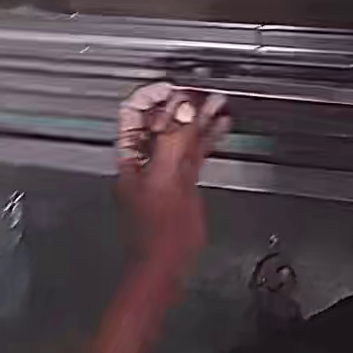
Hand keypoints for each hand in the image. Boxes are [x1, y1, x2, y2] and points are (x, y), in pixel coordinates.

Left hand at [115, 83, 229, 274]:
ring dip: (199, 117)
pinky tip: (221, 125)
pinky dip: (208, 136)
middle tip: (202, 92)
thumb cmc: (157, 230)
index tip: (175, 89)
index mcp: (131, 156)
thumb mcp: (165, 179)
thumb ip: (172, 142)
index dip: (152, 96)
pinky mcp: (185, 180)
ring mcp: (167, 169)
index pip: (134, 113)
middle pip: (161, 121)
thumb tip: (183, 109)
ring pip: (182, 134)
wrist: (166, 264)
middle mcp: (147, 158)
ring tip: (218, 101)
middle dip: (182, 103)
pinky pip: (196, 151)